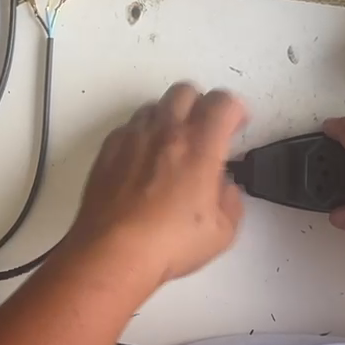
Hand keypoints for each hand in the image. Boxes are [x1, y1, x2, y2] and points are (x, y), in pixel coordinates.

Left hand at [63, 83, 246, 285]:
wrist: (114, 253)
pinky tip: (144, 160)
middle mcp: (166, 132)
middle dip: (201, 105)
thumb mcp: (222, 232)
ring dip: (170, 117)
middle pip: (186, 91)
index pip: (223, 102)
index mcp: (200, 145)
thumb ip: (230, 201)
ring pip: (155, 105)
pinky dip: (141, 135)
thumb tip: (225, 190)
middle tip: (206, 129)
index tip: (236, 123)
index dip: (235, 109)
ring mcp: (133, 138)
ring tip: (174, 143)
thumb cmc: (166, 243)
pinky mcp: (108, 150)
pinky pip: (128, 127)